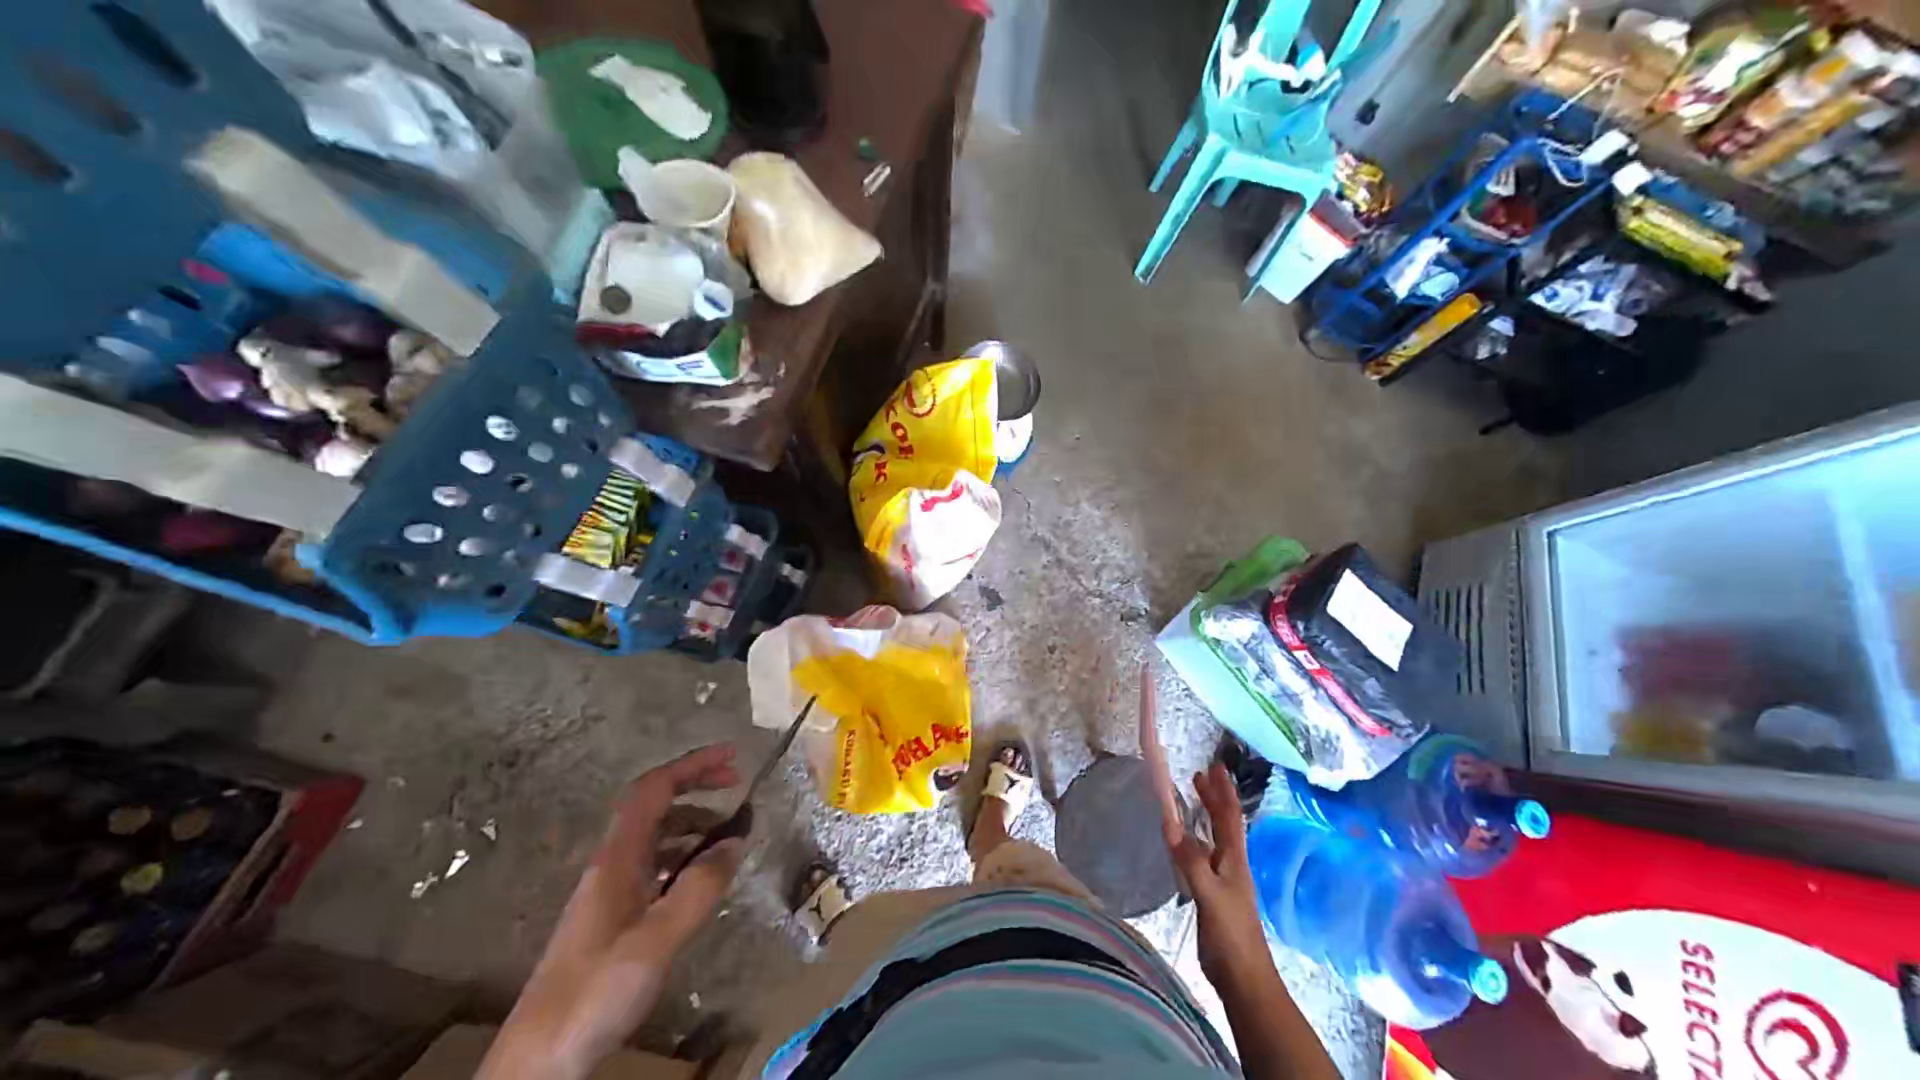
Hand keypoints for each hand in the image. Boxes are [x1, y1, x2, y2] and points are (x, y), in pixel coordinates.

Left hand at [480, 744, 745, 1079]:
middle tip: (737, 783)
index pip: (653, 790)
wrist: (538, 1058)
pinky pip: (654, 866)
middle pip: (653, 805)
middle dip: (695, 785)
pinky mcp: (613, 916)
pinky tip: (702, 876)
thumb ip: (699, 887)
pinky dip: (684, 855)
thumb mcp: (657, 940)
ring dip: (693, 821)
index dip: (692, 765)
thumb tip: (736, 839)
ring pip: (654, 836)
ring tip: (729, 831)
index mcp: (616, 859)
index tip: (732, 756)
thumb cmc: (595, 992)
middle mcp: (611, 865)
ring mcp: (610, 891)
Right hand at [1168, 764, 1268, 984]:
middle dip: (1213, 798)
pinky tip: (1183, 843)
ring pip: (1213, 838)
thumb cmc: (1231, 934)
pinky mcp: (1212, 894)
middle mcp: (1230, 864)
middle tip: (1199, 774)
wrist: (1244, 978)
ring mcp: (1222, 879)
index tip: (1215, 766)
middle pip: (1223, 823)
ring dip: (1204, 816)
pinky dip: (1192, 840)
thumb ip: (1190, 860)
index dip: (1223, 791)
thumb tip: (1169, 823)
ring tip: (1191, 799)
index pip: (1229, 817)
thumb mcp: (1210, 895)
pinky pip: (1202, 856)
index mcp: (1234, 860)